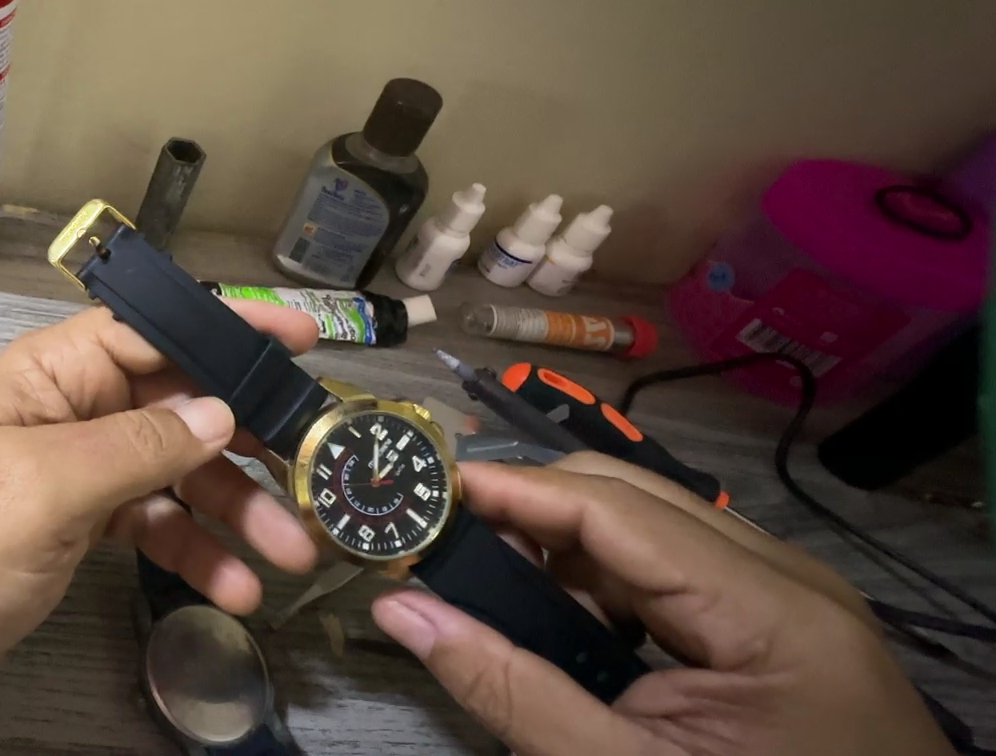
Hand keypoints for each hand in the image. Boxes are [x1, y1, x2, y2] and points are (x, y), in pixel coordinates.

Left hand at [0, 303, 320, 700]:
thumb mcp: (48, 485)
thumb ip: (138, 445)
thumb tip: (218, 411)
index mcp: (56, 370)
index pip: (152, 329)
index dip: (225, 327)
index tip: (298, 339)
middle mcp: (78, 405)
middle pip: (179, 400)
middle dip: (246, 434)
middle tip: (315, 465)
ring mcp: (86, 464)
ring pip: (179, 467)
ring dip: (235, 505)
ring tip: (291, 550)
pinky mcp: (90, 518)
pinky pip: (158, 519)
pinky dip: (197, 547)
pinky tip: (233, 585)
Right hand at [368, 458, 950, 755]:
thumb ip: (509, 689)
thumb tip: (396, 609)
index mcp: (773, 616)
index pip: (610, 506)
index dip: (507, 488)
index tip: (421, 493)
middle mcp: (783, 579)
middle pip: (620, 491)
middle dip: (524, 509)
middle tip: (451, 548)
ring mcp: (780, 593)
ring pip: (632, 517)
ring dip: (552, 541)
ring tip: (495, 586)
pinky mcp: (766, 614)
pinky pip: (654, 558)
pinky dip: (590, 575)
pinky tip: (559, 617)